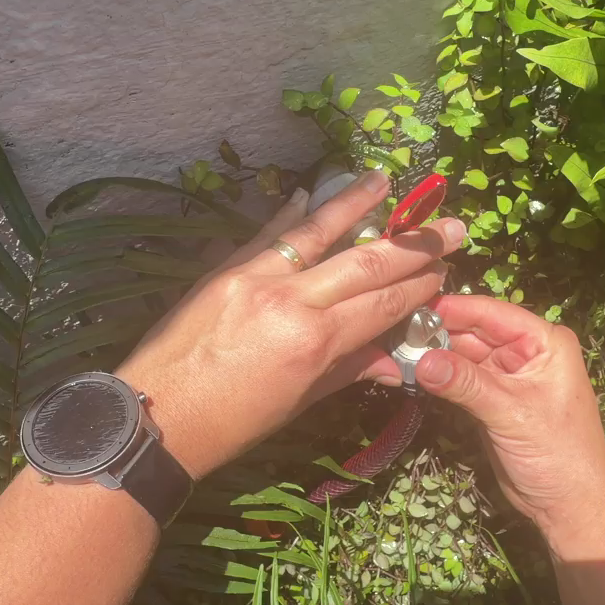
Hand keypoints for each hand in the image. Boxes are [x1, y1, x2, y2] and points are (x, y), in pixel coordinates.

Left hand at [117, 168, 464, 478]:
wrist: (155, 418)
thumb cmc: (233, 425)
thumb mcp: (298, 404)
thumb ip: (347, 371)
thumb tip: (394, 361)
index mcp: (314, 342)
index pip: (381, 304)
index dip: (418, 286)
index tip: (444, 271)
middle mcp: (290, 300)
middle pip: (364, 262)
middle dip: (412, 243)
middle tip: (449, 226)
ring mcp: (254, 278)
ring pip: (315, 233)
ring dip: (354, 204)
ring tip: (384, 179)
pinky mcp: (224, 270)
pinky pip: (266, 236)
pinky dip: (289, 214)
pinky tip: (309, 193)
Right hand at [411, 295, 604, 540]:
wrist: (568, 506)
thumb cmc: (557, 454)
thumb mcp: (512, 413)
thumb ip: (467, 384)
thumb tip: (421, 360)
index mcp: (543, 342)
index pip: (491, 313)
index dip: (452, 309)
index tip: (410, 309)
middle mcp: (525, 352)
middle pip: (472, 332)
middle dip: (436, 334)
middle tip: (393, 334)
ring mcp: (506, 377)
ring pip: (462, 356)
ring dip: (433, 356)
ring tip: (394, 352)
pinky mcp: (490, 401)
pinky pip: (460, 381)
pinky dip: (439, 378)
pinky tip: (411, 373)